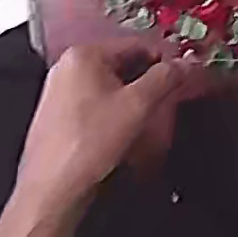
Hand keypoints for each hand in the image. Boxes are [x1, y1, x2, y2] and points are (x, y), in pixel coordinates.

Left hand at [14, 42, 196, 214]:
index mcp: (83, 55)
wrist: (52, 191)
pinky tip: (129, 127)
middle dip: (151, 79)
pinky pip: (99, 101)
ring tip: (153, 113)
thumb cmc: (89, 143)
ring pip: (113, 84)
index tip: (184, 72)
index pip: (138, 45)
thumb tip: (185, 64)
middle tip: (172, 94)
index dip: (166, 59)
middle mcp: (67, 68)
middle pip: (125, 63)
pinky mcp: (60, 115)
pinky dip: (119, 108)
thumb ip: (167, 77)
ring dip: (137, 95)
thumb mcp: (139, 104)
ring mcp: (61, 92)